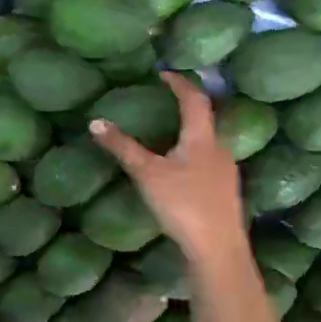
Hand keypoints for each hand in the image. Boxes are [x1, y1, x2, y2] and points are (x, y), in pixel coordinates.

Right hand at [90, 72, 247, 264]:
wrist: (218, 248)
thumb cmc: (183, 204)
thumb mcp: (147, 173)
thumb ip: (122, 147)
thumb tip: (95, 122)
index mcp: (202, 138)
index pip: (194, 99)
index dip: (179, 83)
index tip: (162, 73)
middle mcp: (219, 148)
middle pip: (205, 117)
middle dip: (185, 104)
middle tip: (164, 98)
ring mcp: (225, 170)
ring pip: (207, 139)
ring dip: (189, 128)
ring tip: (167, 128)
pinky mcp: (223, 190)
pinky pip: (207, 158)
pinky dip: (191, 149)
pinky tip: (178, 164)